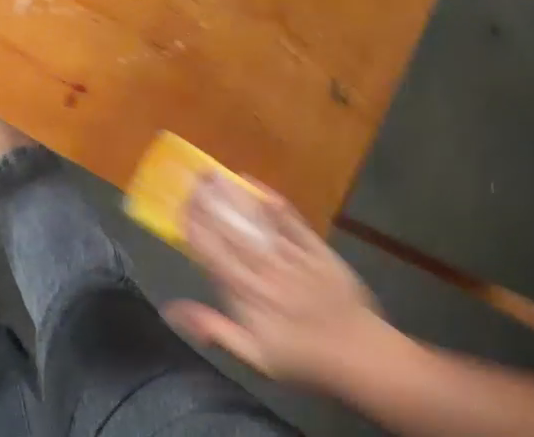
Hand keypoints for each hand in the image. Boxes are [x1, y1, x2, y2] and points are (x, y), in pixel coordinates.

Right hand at [165, 174, 393, 390]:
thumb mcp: (255, 357)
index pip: (212, 254)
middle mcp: (265, 269)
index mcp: (247, 294)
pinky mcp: (316, 250)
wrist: (360, 356)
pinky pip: (291, 222)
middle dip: (209, 204)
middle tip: (192, 178)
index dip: (194, 229)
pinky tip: (257, 186)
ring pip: (256, 223)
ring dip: (233, 198)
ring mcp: (292, 256)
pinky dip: (273, 204)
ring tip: (215, 174)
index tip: (179, 206)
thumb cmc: (302, 359)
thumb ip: (215, 329)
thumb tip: (173, 309)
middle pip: (231, 231)